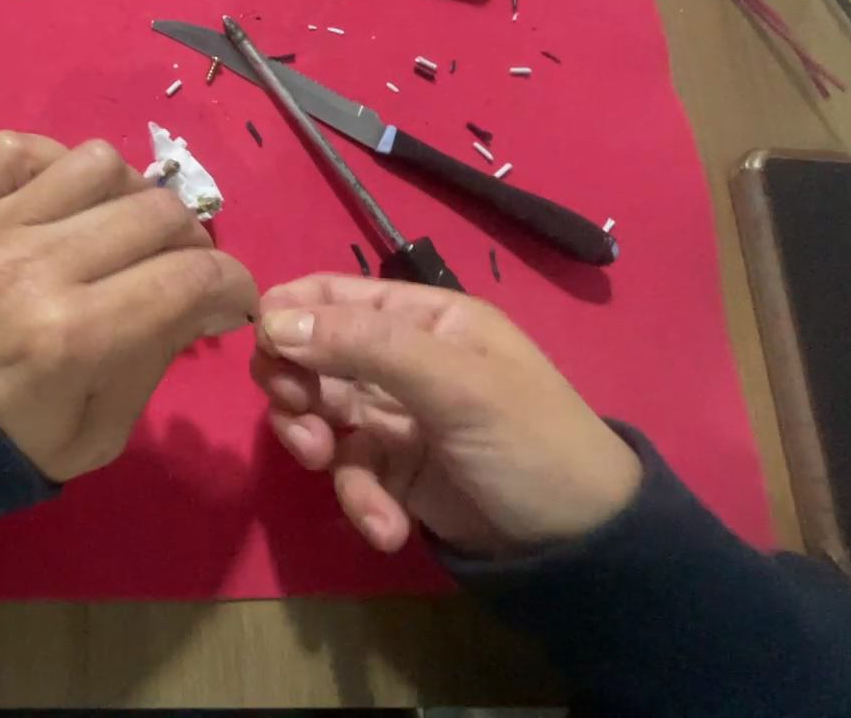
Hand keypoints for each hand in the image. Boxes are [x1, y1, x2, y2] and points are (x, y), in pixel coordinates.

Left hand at [0, 132, 258, 481]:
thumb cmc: (2, 443)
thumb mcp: (97, 436)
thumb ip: (155, 360)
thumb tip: (202, 301)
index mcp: (74, 335)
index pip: (189, 277)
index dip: (233, 284)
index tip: (233, 301)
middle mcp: (38, 263)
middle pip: (156, 211)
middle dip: (194, 244)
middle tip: (184, 275)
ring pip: (98, 162)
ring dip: (132, 195)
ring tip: (127, 233)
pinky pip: (19, 148)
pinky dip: (54, 163)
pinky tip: (65, 204)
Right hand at [250, 274, 641, 557]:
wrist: (585, 555)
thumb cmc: (531, 443)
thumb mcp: (455, 384)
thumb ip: (364, 346)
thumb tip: (270, 322)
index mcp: (416, 319)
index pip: (328, 294)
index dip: (287, 313)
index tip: (265, 346)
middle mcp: (393, 358)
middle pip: (306, 351)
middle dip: (291, 381)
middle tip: (296, 408)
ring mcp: (387, 413)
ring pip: (312, 409)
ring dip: (308, 436)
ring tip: (325, 462)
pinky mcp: (386, 467)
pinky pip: (343, 469)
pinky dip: (355, 496)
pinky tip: (386, 523)